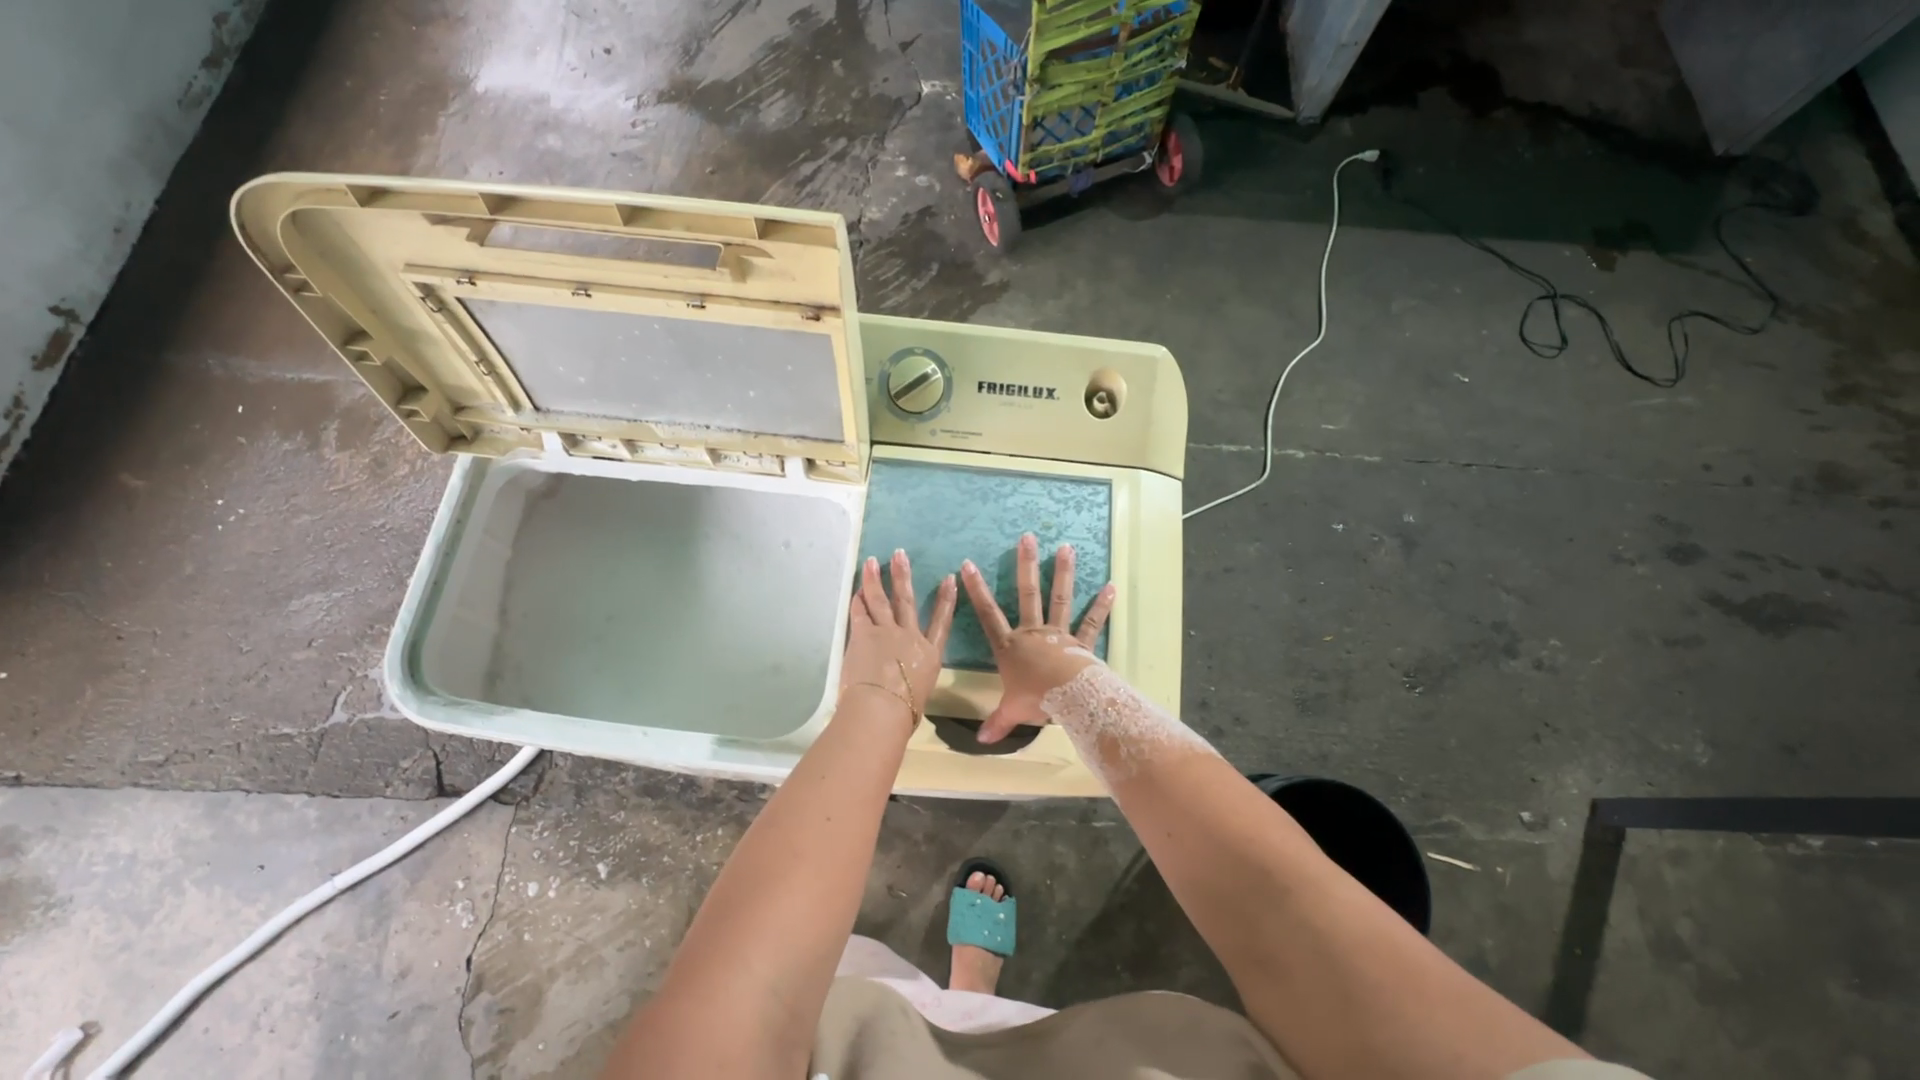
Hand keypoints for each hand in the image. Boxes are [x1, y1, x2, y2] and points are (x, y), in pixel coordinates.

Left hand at [840, 550, 955, 726]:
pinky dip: (858, 601)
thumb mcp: (919, 695)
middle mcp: (910, 637)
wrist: (881, 709)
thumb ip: (914, 682)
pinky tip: (857, 591)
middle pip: (907, 601)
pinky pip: (861, 612)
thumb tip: (904, 684)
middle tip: (900, 555)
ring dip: (875, 579)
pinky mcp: (864, 635)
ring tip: (872, 561)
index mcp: (929, 655)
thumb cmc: (903, 713)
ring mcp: (886, 633)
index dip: (946, 600)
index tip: (949, 579)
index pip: (942, 622)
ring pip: (881, 600)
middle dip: (903, 576)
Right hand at [960, 533, 1116, 743]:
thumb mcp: (1011, 711)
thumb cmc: (1036, 700)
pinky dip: (1102, 605)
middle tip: (1027, 537)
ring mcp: (1058, 633)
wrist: (1068, 698)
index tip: (968, 565)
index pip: (988, 614)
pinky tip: (1111, 586)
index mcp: (1010, 646)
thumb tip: (980, 741)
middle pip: (1027, 594)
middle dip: (1026, 565)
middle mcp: (1032, 633)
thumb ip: (997, 723)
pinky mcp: (1081, 642)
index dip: (976, 590)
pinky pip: (1092, 622)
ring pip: (1059, 598)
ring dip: (1063, 572)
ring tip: (1067, 547)